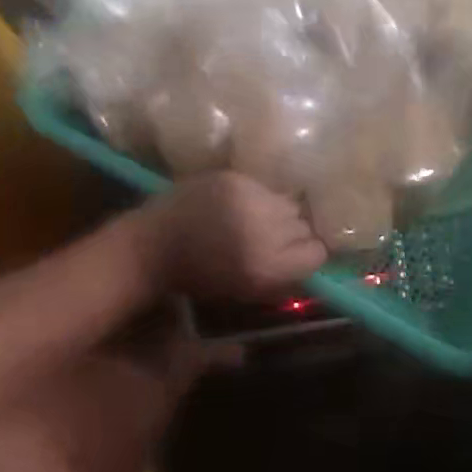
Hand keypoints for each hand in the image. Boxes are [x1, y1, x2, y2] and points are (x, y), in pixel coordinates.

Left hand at [133, 171, 327, 299]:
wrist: (154, 246)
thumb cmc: (200, 278)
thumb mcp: (248, 292)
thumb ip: (285, 279)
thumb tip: (313, 259)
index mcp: (269, 266)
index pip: (317, 251)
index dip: (307, 254)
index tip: (294, 256)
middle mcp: (265, 229)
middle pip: (306, 225)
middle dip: (294, 233)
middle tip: (272, 238)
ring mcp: (250, 199)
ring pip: (288, 202)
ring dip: (278, 212)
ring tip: (255, 220)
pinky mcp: (234, 178)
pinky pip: (264, 187)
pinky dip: (257, 197)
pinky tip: (237, 206)